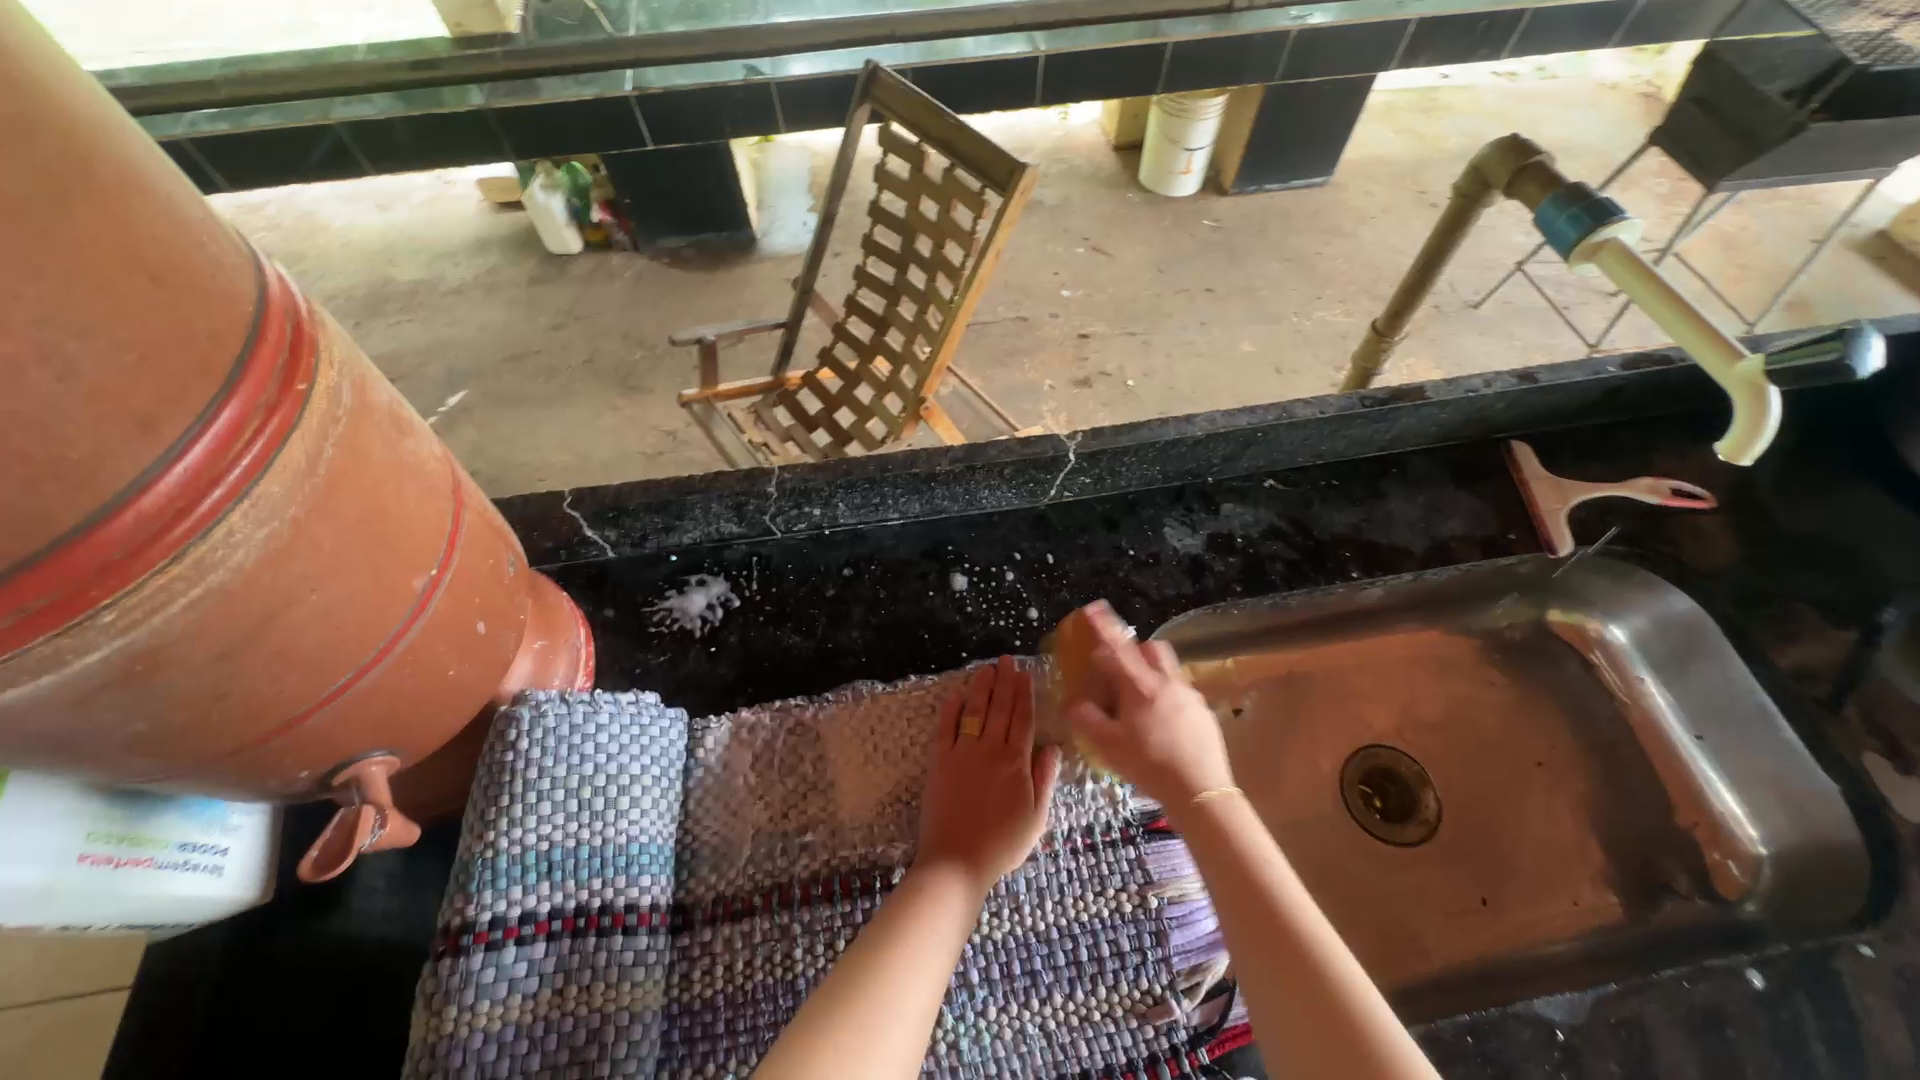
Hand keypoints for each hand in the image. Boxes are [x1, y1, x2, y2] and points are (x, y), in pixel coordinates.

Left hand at [916, 656, 1062, 893]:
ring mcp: (962, 754)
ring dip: (980, 688)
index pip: (1023, 719)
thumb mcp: (1036, 818)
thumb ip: (1045, 779)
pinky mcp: (939, 763)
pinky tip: (955, 694)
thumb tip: (1053, 747)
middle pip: (999, 708)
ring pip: (973, 712)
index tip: (1024, 673)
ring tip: (986, 668)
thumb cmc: (1002, 845)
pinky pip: (945, 729)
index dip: (1024, 694)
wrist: (956, 862)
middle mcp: (989, 751)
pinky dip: (950, 709)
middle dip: (1004, 682)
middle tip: (1006, 659)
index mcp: (1016, 763)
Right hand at [1063, 601, 1234, 808]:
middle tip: (1119, 670)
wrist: (1200, 791)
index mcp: (1141, 686)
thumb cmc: (1149, 765)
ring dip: (1151, 673)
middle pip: (1151, 648)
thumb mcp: (1108, 745)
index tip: (1093, 608)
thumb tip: (1072, 703)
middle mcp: (1168, 683)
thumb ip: (1086, 719)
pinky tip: (1161, 724)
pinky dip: (1167, 697)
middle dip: (1134, 650)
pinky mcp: (1204, 713)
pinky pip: (1182, 692)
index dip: (1103, 627)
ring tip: (1139, 701)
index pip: (1117, 648)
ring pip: (1169, 669)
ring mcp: (1190, 696)